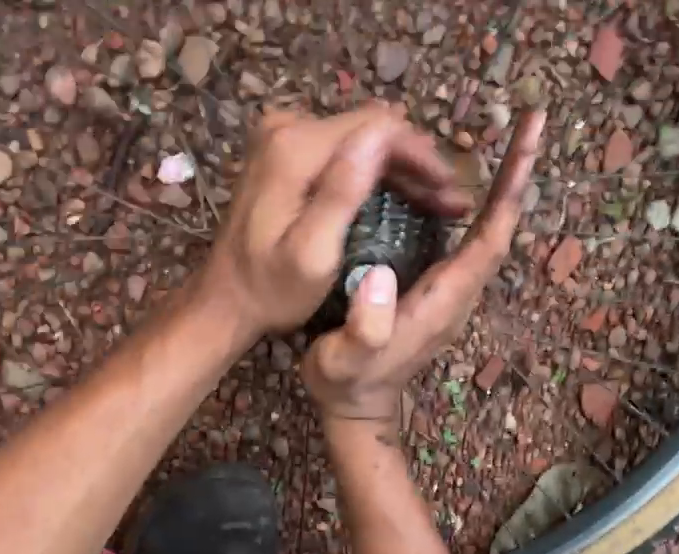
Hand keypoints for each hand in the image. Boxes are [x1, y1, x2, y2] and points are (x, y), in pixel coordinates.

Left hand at [198, 105, 470, 339]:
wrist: (225, 301)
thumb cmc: (272, 290)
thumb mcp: (312, 252)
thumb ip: (342, 192)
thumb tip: (379, 136)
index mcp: (295, 148)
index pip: (377, 126)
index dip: (421, 154)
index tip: (451, 191)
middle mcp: (287, 128)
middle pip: (371, 130)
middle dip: (417, 164)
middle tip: (453, 204)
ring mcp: (284, 139)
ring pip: (361, 142)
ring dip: (402, 170)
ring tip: (439, 204)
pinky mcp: (285, 156)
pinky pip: (344, 155)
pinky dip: (377, 175)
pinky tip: (405, 200)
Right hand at [302, 110, 545, 425]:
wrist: (356, 408)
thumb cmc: (346, 382)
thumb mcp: (344, 359)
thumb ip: (365, 326)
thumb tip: (380, 273)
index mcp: (442, 302)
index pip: (490, 241)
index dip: (508, 192)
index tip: (527, 144)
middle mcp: (457, 294)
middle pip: (498, 229)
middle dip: (516, 177)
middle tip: (532, 124)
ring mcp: (449, 293)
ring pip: (485, 233)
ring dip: (500, 188)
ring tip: (509, 139)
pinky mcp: (436, 291)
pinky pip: (465, 241)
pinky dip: (474, 207)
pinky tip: (462, 182)